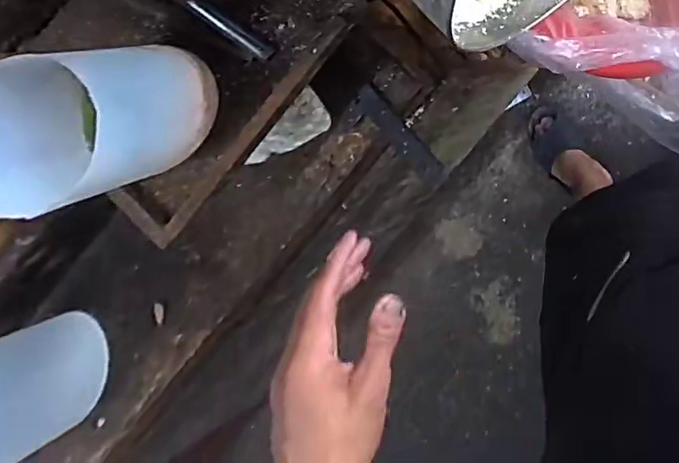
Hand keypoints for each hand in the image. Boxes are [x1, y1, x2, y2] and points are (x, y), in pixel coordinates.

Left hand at [271, 231, 404, 462]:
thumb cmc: (345, 441)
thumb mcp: (371, 391)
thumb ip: (380, 341)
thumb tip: (392, 297)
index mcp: (307, 356)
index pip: (321, 296)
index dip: (338, 263)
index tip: (354, 236)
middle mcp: (290, 359)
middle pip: (312, 303)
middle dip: (337, 271)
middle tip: (363, 247)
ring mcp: (286, 375)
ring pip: (307, 320)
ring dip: (331, 292)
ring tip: (359, 272)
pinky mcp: (289, 388)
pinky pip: (306, 335)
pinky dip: (325, 313)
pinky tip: (341, 313)